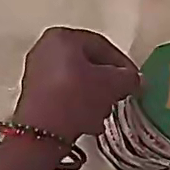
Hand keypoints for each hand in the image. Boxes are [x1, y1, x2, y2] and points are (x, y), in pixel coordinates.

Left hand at [12, 27, 140, 139]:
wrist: (43, 132)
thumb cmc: (78, 97)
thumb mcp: (113, 85)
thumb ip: (129, 78)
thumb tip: (136, 80)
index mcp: (63, 37)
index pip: (102, 46)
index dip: (123, 64)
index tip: (135, 81)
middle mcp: (45, 49)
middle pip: (87, 63)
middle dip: (107, 82)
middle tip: (121, 96)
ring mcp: (36, 72)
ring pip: (76, 81)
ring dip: (95, 96)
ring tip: (104, 113)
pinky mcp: (33, 95)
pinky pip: (64, 94)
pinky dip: (78, 104)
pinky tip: (89, 121)